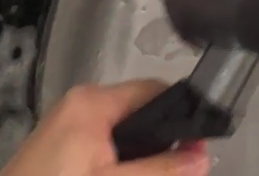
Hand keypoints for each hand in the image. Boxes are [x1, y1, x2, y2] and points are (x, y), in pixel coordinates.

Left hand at [0, 81, 208, 175]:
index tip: (197, 153)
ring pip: (120, 136)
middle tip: (179, 175)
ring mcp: (64, 128)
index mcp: (92, 102)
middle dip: (160, 146)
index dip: (180, 118)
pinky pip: (100, 149)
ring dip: (139, 161)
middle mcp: (79, 104)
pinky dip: (116, 166)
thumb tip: (204, 157)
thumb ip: (158, 170)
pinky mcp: (55, 152)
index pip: (154, 91)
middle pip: (138, 114)